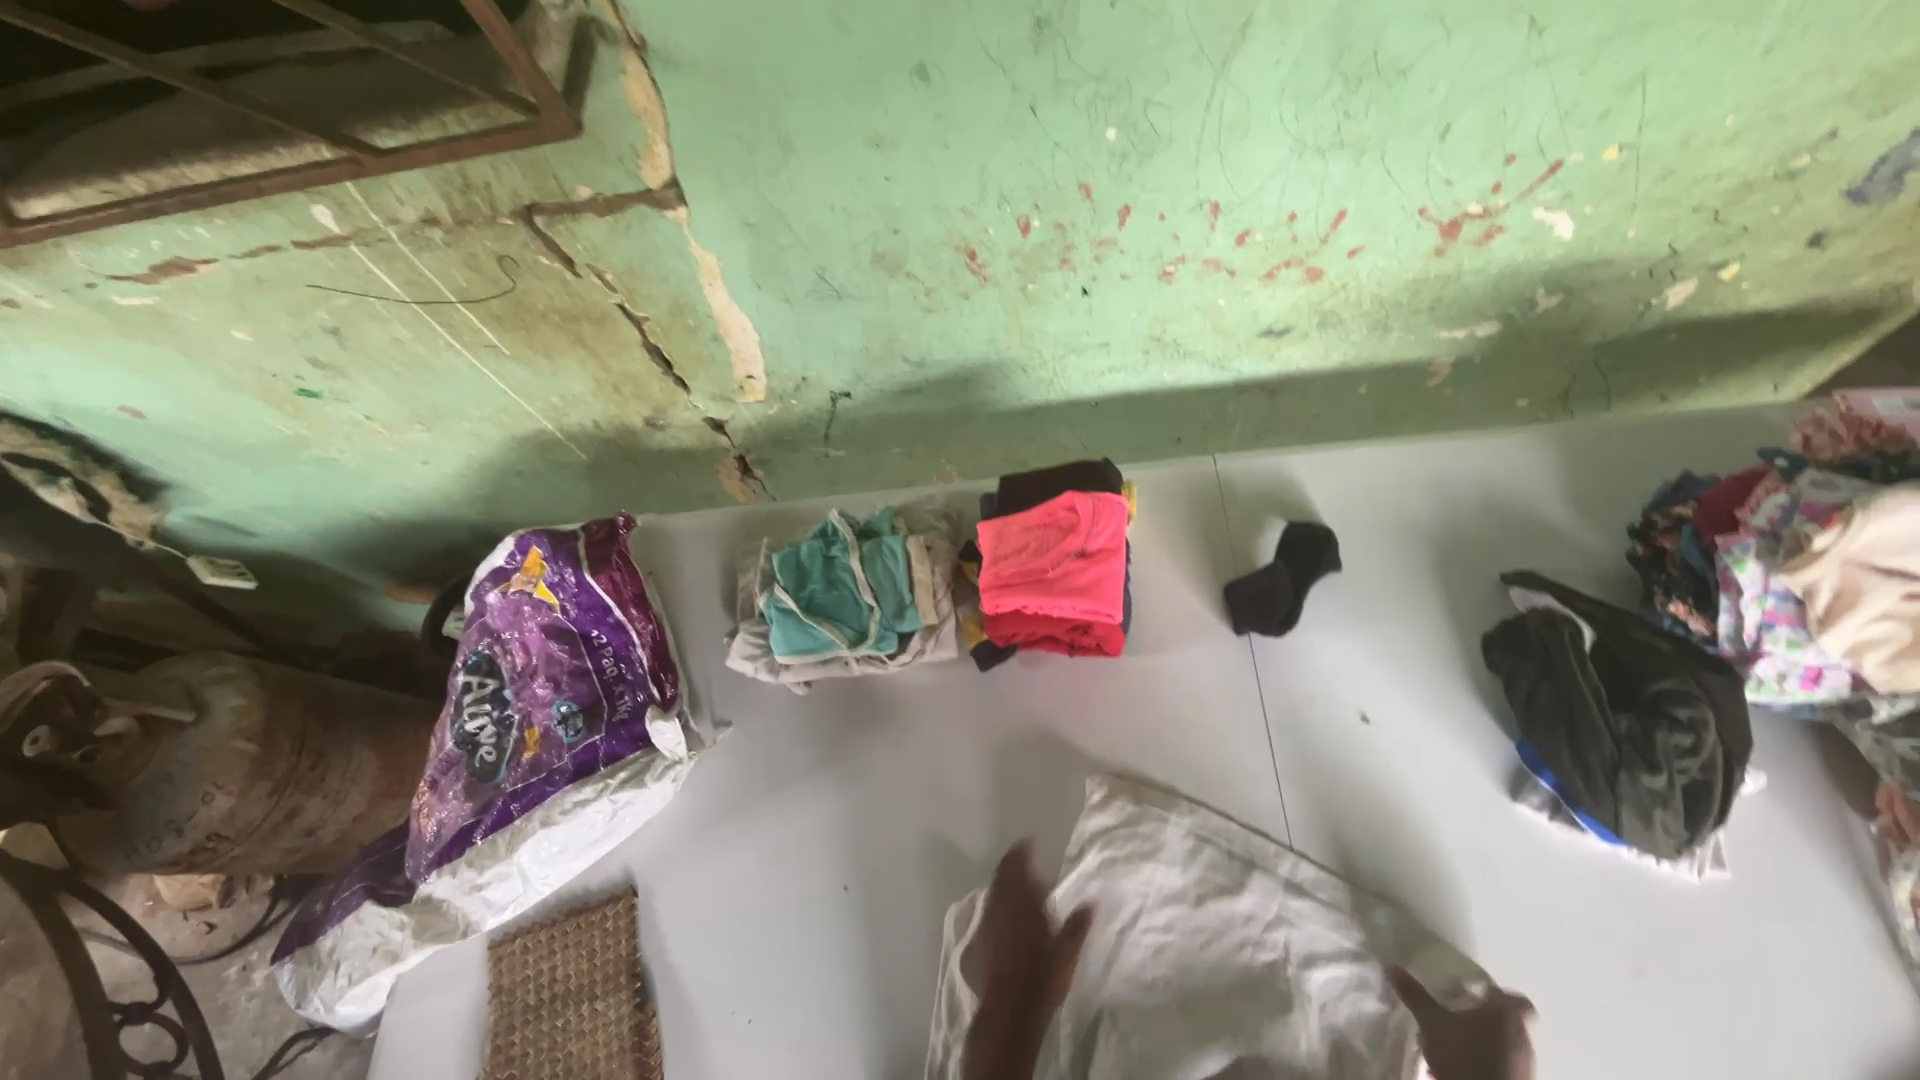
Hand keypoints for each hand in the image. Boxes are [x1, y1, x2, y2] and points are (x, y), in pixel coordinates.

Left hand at [961, 841, 1092, 1079]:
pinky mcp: (980, 940)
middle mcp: (1001, 907)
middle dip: (1011, 864)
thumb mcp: (1067, 953)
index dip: (1021, 852)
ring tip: (1015, 880)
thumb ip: (1078, 924)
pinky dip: (997, 900)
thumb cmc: (1042, 979)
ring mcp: (987, 923)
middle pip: (1001, 876)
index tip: (1029, 842)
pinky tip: (1005, 910)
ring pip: (993, 891)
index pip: (1017, 867)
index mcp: (1022, 903)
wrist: (1009, 1012)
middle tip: (1021, 856)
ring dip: (1002, 881)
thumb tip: (1094, 901)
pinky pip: (988, 908)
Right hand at [1389, 967, 1535, 1079]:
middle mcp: (1522, 1037)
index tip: (1475, 996)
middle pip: (1508, 1021)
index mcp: (1506, 1014)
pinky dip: (1485, 1062)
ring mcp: (1524, 1064)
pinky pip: (1503, 1065)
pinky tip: (1460, 1067)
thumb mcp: (1431, 1022)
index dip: (1498, 997)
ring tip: (1453, 1045)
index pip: (1516, 999)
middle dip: (1483, 1019)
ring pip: (1505, 1045)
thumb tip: (1393, 967)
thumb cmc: (1463, 1054)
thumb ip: (1415, 995)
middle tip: (1457, 1017)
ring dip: (1483, 1042)